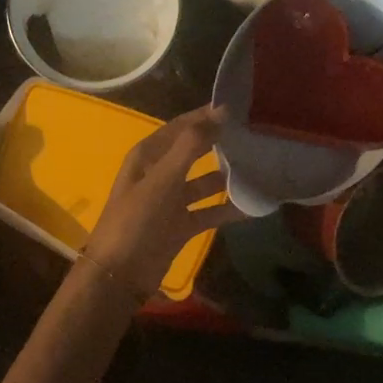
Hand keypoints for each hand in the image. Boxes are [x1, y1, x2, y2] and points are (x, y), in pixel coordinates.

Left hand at [84, 105, 244, 295]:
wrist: (120, 276)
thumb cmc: (136, 220)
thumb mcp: (163, 179)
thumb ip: (191, 145)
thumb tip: (221, 111)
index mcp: (147, 156)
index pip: (182, 126)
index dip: (207, 115)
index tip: (241, 106)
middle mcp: (159, 173)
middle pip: (196, 151)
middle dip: (222, 143)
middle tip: (258, 134)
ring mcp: (170, 200)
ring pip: (205, 182)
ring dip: (229, 176)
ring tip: (263, 166)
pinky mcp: (181, 225)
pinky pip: (209, 211)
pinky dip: (229, 208)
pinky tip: (255, 203)